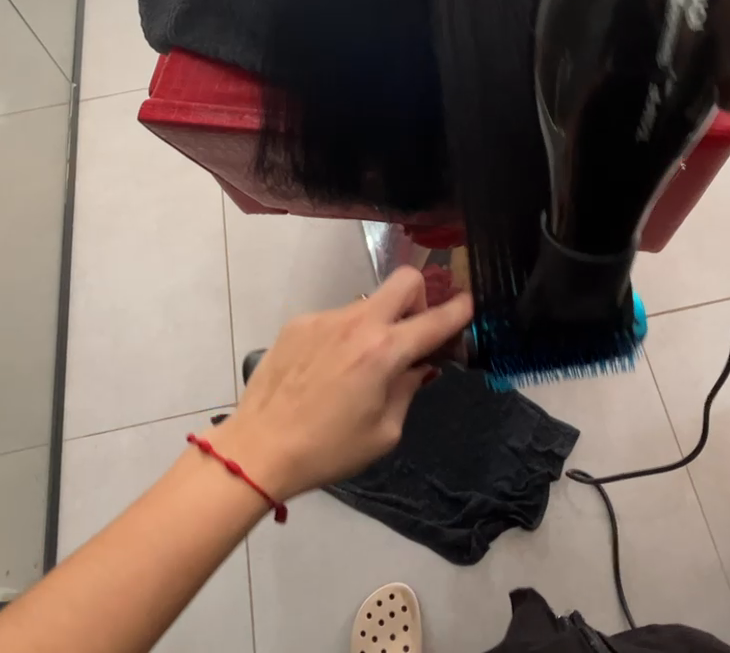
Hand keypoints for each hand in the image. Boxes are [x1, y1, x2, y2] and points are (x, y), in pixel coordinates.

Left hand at [205, 268, 472, 499]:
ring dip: (377, 325)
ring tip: (357, 369)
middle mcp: (357, 322)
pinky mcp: (299, 322)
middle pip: (405, 280)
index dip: (460, 310)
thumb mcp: (384, 432)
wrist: (258, 449)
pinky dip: (344, 337)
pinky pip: (336, 319)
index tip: (471, 304)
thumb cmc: (328, 450)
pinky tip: (326, 371)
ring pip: (368, 304)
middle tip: (412, 334)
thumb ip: (408, 389)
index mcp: (383, 352)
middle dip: (420, 298)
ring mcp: (325, 317)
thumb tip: (419, 366)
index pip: (435, 320)